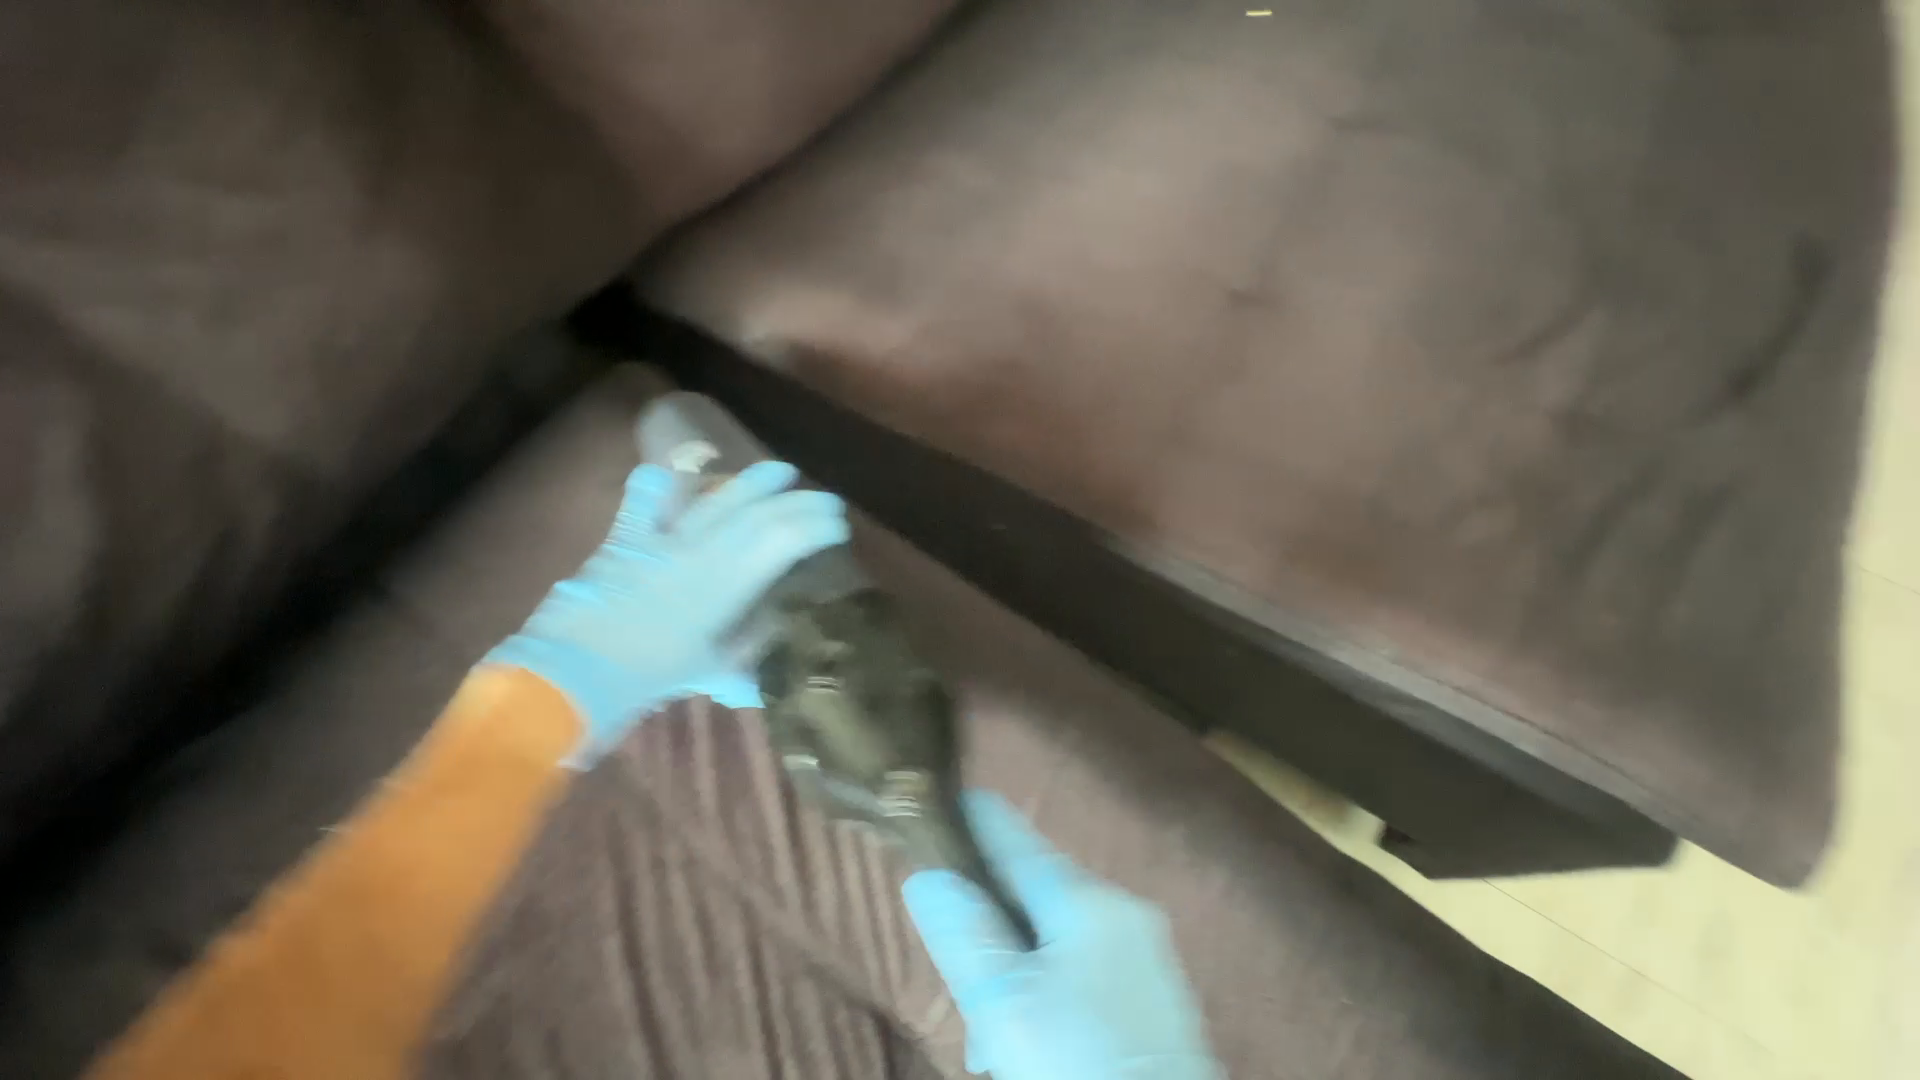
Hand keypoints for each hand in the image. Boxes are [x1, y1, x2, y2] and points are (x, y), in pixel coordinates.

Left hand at [487, 459, 848, 765]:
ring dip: (751, 484)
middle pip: (758, 515)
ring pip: (715, 501)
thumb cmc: (645, 678)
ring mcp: (661, 541)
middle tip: (828, 501)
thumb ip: (743, 669)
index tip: (839, 526)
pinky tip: (669, 471)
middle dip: (799, 503)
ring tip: (781, 470)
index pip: (782, 541)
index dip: (815, 527)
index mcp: (725, 585)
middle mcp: (700, 552)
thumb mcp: (707, 675)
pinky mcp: (625, 541)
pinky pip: (644, 503)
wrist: (569, 673)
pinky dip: (658, 486)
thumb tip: (769, 682)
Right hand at [902, 793, 1220, 1079]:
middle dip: (992, 921)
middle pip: (1036, 893)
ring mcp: (1145, 951)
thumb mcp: (1003, 1001)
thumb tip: (927, 873)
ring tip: (992, 1033)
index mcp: (1088, 898)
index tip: (951, 797)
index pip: (1018, 840)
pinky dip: (1049, 988)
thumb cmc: (1074, 1060)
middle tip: (960, 968)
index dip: (979, 820)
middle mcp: (1123, 910)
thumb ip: (963, 931)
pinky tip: (1033, 1037)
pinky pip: (1085, 968)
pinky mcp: (1154, 995)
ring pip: (1058, 936)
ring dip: (1017, 968)